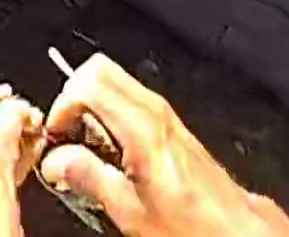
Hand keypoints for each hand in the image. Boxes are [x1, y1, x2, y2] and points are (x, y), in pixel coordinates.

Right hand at [39, 54, 288, 236]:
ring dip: (88, 103)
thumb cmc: (191, 227)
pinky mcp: (164, 119)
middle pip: (97, 68)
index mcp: (141, 126)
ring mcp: (160, 110)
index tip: (56, 138)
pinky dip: (106, 109)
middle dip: (72, 95)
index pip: (87, 84)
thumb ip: (88, 178)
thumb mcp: (131, 213)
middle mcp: (151, 107)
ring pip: (111, 78)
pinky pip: (125, 94)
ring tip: (85, 147)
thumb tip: (55, 161)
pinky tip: (108, 150)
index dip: (63, 107)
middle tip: (66, 135)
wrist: (234, 230)